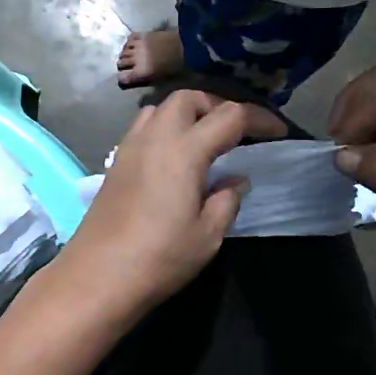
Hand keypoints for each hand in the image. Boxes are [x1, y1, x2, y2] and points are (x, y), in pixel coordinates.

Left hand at [55, 91, 281, 316]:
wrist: (97, 276)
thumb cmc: (159, 258)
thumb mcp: (207, 235)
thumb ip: (226, 200)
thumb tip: (236, 180)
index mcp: (183, 151)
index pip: (229, 116)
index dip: (259, 119)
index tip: (277, 133)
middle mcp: (154, 138)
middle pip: (188, 98)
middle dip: (218, 105)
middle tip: (237, 132)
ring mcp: (129, 149)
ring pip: (160, 109)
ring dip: (188, 113)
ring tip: (206, 141)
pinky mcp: (114, 164)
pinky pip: (143, 128)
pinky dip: (165, 129)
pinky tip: (175, 158)